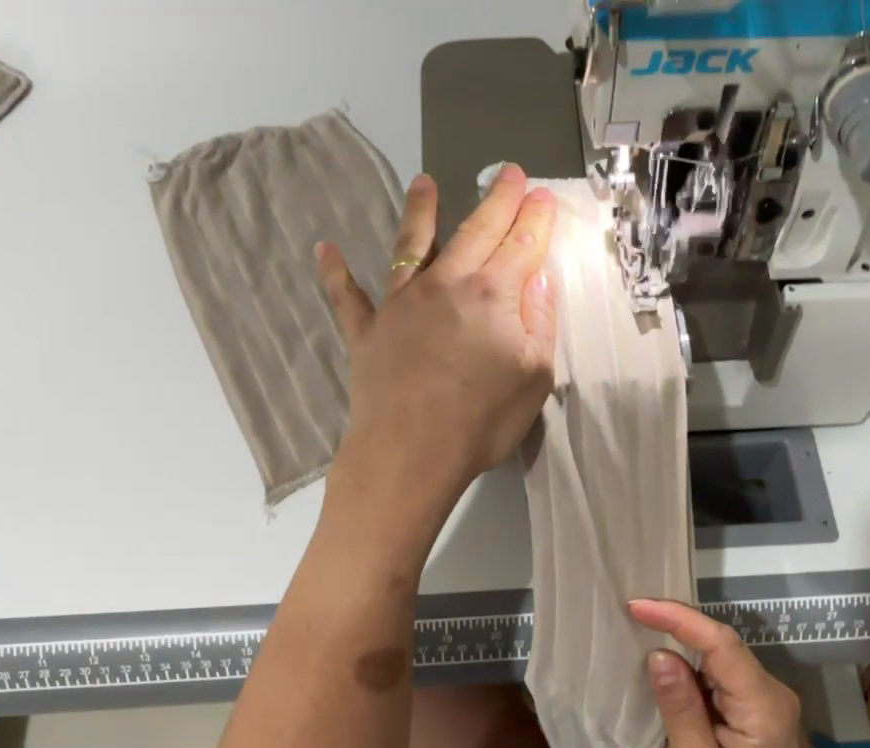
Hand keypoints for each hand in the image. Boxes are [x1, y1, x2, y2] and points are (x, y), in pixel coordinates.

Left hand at [316, 164, 558, 503]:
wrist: (409, 454)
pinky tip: (326, 251)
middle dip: (496, 200)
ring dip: (420, 211)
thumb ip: (540, 322)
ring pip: (411, 246)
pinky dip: (336, 273)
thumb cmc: (481, 422)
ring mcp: (401, 304)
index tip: (543, 195)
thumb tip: (538, 277)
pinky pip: (348, 296)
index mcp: (492, 295)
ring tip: (425, 182)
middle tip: (507, 171)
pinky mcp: (367, 331)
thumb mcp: (534, 377)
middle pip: (476, 232)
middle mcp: (446, 285)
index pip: (521, 245)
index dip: (535, 218)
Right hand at [630, 599, 809, 747]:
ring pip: (719, 657)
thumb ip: (681, 710)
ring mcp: (765, 701)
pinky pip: (719, 675)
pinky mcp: (753, 710)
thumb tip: (660, 655)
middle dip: (677, 624)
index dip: (679, 618)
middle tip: (629, 611)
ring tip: (637, 627)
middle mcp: (771, 694)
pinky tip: (662, 661)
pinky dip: (689, 665)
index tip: (637, 606)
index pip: (721, 645)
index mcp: (764, 708)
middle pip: (722, 645)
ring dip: (681, 642)